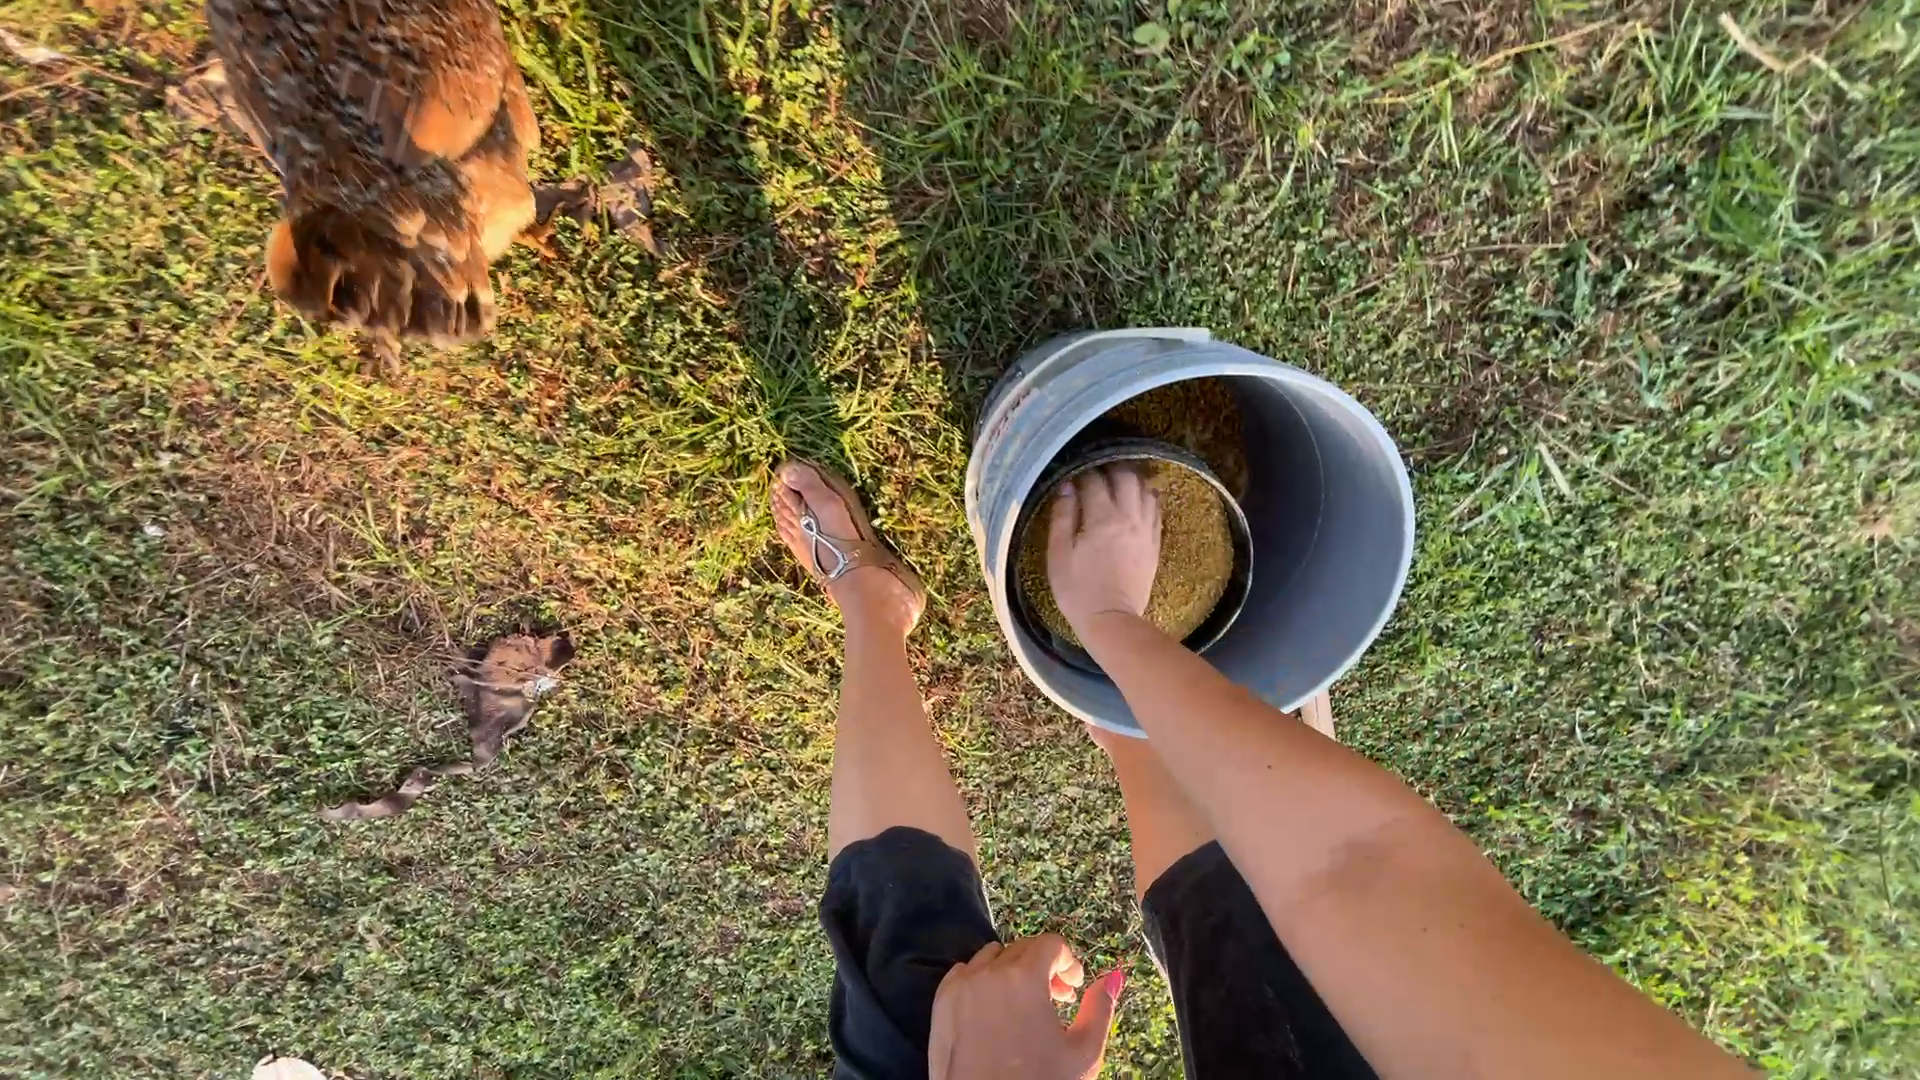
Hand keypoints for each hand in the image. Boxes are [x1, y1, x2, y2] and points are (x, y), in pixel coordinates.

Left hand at [928, 935, 1124, 1079]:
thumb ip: (1101, 1008)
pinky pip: (964, 973)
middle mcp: (989, 971)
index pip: (1051, 944)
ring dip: (1012, 971)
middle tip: (1056, 1001)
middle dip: (1044, 968)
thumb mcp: (1083, 1053)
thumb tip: (1113, 976)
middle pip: (1023, 948)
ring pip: (992, 957)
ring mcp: (961, 985)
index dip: (1068, 962)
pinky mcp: (941, 1003)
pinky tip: (993, 1010)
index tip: (1074, 989)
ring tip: (1024, 1006)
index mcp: (1024, 976)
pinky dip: (982, 981)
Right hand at [1046, 465, 1161, 633]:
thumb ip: (1062, 516)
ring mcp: (1146, 530)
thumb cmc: (1077, 589)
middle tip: (1098, 470)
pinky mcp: (1155, 542)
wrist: (1111, 619)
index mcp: (1102, 518)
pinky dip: (1147, 497)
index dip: (1082, 473)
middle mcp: (1129, 518)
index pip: (1094, 480)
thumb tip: (1067, 486)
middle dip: (1111, 468)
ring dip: (1132, 480)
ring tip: (1118, 481)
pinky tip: (1137, 498)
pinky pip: (1156, 509)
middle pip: (1126, 477)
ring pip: (1145, 489)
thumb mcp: (1059, 554)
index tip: (1073, 473)